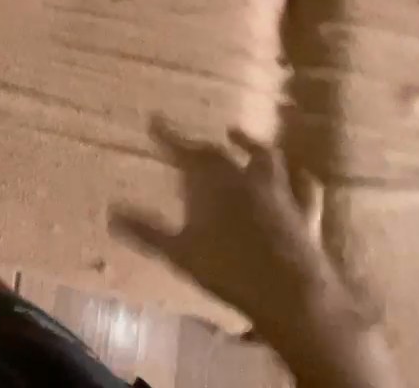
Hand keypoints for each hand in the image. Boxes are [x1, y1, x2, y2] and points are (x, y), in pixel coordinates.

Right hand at [110, 123, 366, 339]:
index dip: (168, 135)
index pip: (184, 150)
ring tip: (241, 138)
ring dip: (253, 147)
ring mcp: (280, 196)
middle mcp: (246, 180)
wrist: (295, 297)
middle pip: (221, 153)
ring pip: (268, 160)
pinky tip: (299, 175)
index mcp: (213, 183)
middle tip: (193, 142)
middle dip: (204, 146)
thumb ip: (146, 231)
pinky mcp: (307, 217)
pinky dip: (299, 179)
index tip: (154, 120)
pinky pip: (306, 189)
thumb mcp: (179, 252)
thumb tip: (110, 213)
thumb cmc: (230, 270)